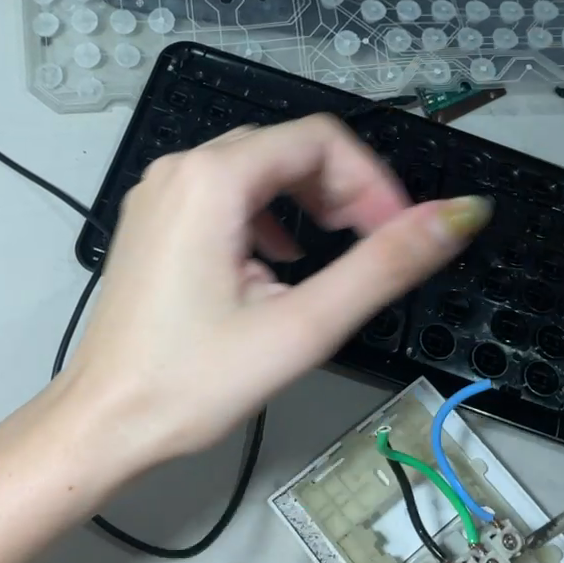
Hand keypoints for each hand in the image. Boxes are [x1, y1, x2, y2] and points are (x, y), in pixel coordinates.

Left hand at [50, 114, 489, 473]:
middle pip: (285, 149)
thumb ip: (383, 265)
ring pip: (253, 171)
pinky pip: (220, 197)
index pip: (319, 139)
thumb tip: (458, 216)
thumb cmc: (190, 383)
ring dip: (303, 203)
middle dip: (339, 190)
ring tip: (327, 255)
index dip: (373, 181)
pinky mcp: (151, 225)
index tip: (400, 232)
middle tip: (371, 245)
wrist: (105, 422)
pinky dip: (263, 218)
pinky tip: (274, 264)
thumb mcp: (302, 326)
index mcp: (210, 180)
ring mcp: (157, 197)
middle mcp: (177, 172)